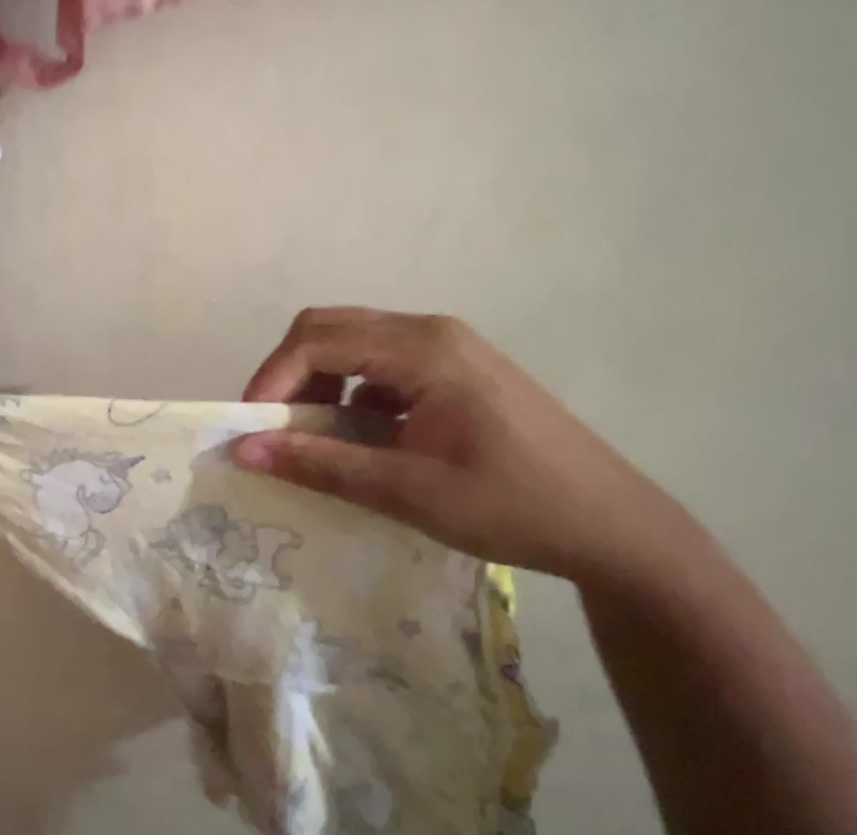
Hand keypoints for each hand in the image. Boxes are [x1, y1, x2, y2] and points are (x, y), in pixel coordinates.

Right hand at [232, 307, 693, 586]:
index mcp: (423, 349)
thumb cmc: (512, 507)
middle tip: (273, 430)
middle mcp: (431, 331)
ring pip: (351, 342)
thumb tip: (241, 450)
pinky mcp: (456, 367)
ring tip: (314, 440)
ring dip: (317, 384)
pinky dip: (350, 392)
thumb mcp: (407, 492)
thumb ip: (319, 466)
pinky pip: (379, 362)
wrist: (614, 527)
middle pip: (328, 328)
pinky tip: (360, 438)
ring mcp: (448, 345)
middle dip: (288, 376)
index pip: (316, 341)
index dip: (271, 380)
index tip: (251, 430)